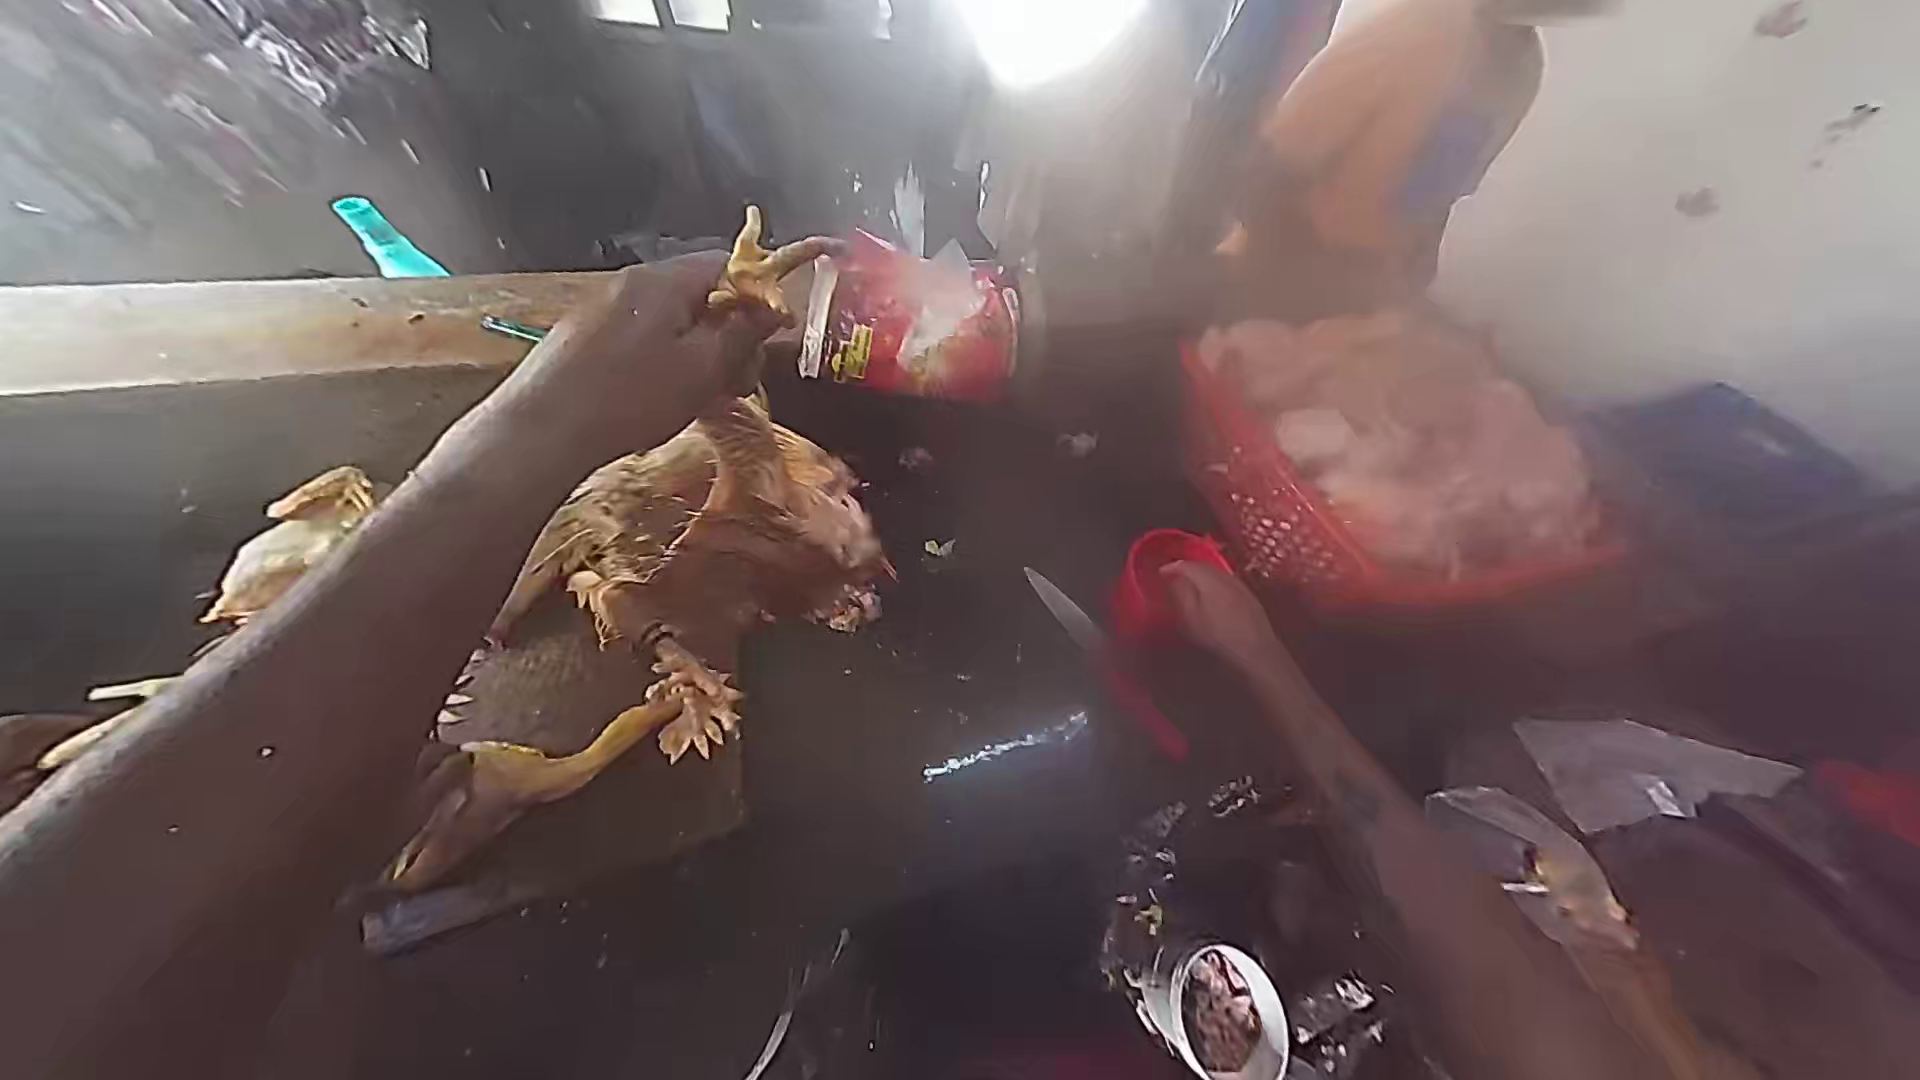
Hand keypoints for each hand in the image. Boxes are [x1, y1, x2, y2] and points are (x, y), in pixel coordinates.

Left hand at [483, 251, 784, 465]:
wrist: (546, 427)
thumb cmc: (633, 396)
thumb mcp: (703, 368)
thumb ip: (742, 333)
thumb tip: (775, 306)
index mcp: (666, 281)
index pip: (728, 264)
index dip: (759, 297)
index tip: (769, 340)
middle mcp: (636, 283)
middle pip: (704, 295)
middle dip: (733, 335)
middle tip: (740, 383)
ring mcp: (610, 307)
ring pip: (679, 321)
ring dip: (705, 355)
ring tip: (707, 397)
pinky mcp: (593, 334)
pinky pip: (651, 338)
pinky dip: (674, 362)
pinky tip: (671, 397)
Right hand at [1161, 561, 1283, 672]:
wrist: (1255, 651)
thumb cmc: (1217, 637)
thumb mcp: (1190, 618)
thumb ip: (1180, 595)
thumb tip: (1173, 579)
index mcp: (1208, 581)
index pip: (1187, 566)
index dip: (1172, 567)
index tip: (1161, 573)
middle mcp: (1226, 578)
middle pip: (1203, 565)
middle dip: (1187, 568)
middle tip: (1174, 575)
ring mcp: (1240, 587)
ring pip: (1217, 572)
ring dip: (1202, 574)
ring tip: (1191, 583)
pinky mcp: (1250, 597)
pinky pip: (1227, 581)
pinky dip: (1215, 582)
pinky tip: (1213, 594)